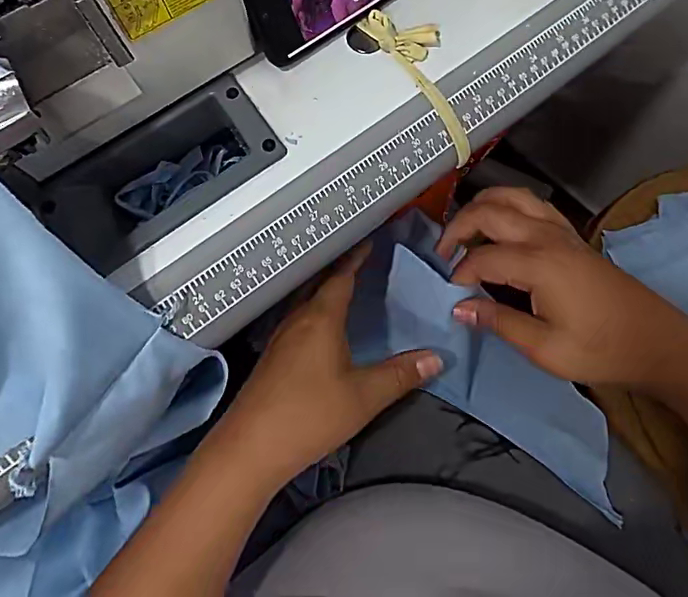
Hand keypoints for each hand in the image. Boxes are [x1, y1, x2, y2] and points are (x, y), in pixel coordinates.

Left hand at [207, 243, 442, 487]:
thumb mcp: (363, 397)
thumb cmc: (309, 414)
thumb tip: (435, 358)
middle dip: (340, 269)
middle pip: (319, 283)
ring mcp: (281, 336)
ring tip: (343, 288)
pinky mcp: (272, 355)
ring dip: (324, 289)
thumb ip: (400, 375)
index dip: (356, 258)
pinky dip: (313, 309)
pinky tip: (319, 328)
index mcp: (321, 318)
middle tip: (360, 260)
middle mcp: (298, 319)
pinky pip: (297, 317)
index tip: (368, 242)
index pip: (340, 277)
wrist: (251, 445)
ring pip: (306, 300)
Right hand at [437, 187, 687, 390]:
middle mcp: (545, 237)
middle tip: (442, 253)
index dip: (459, 273)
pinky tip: (501, 222)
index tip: (449, 292)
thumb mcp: (546, 349)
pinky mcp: (570, 234)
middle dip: (457, 228)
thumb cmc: (601, 350)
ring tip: (464, 228)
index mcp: (538, 264)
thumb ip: (500, 323)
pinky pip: (531, 202)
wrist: (656, 342)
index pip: (482, 257)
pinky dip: (507, 204)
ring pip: (510, 196)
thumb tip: (459, 308)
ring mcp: (560, 231)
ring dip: (480, 206)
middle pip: (488, 212)